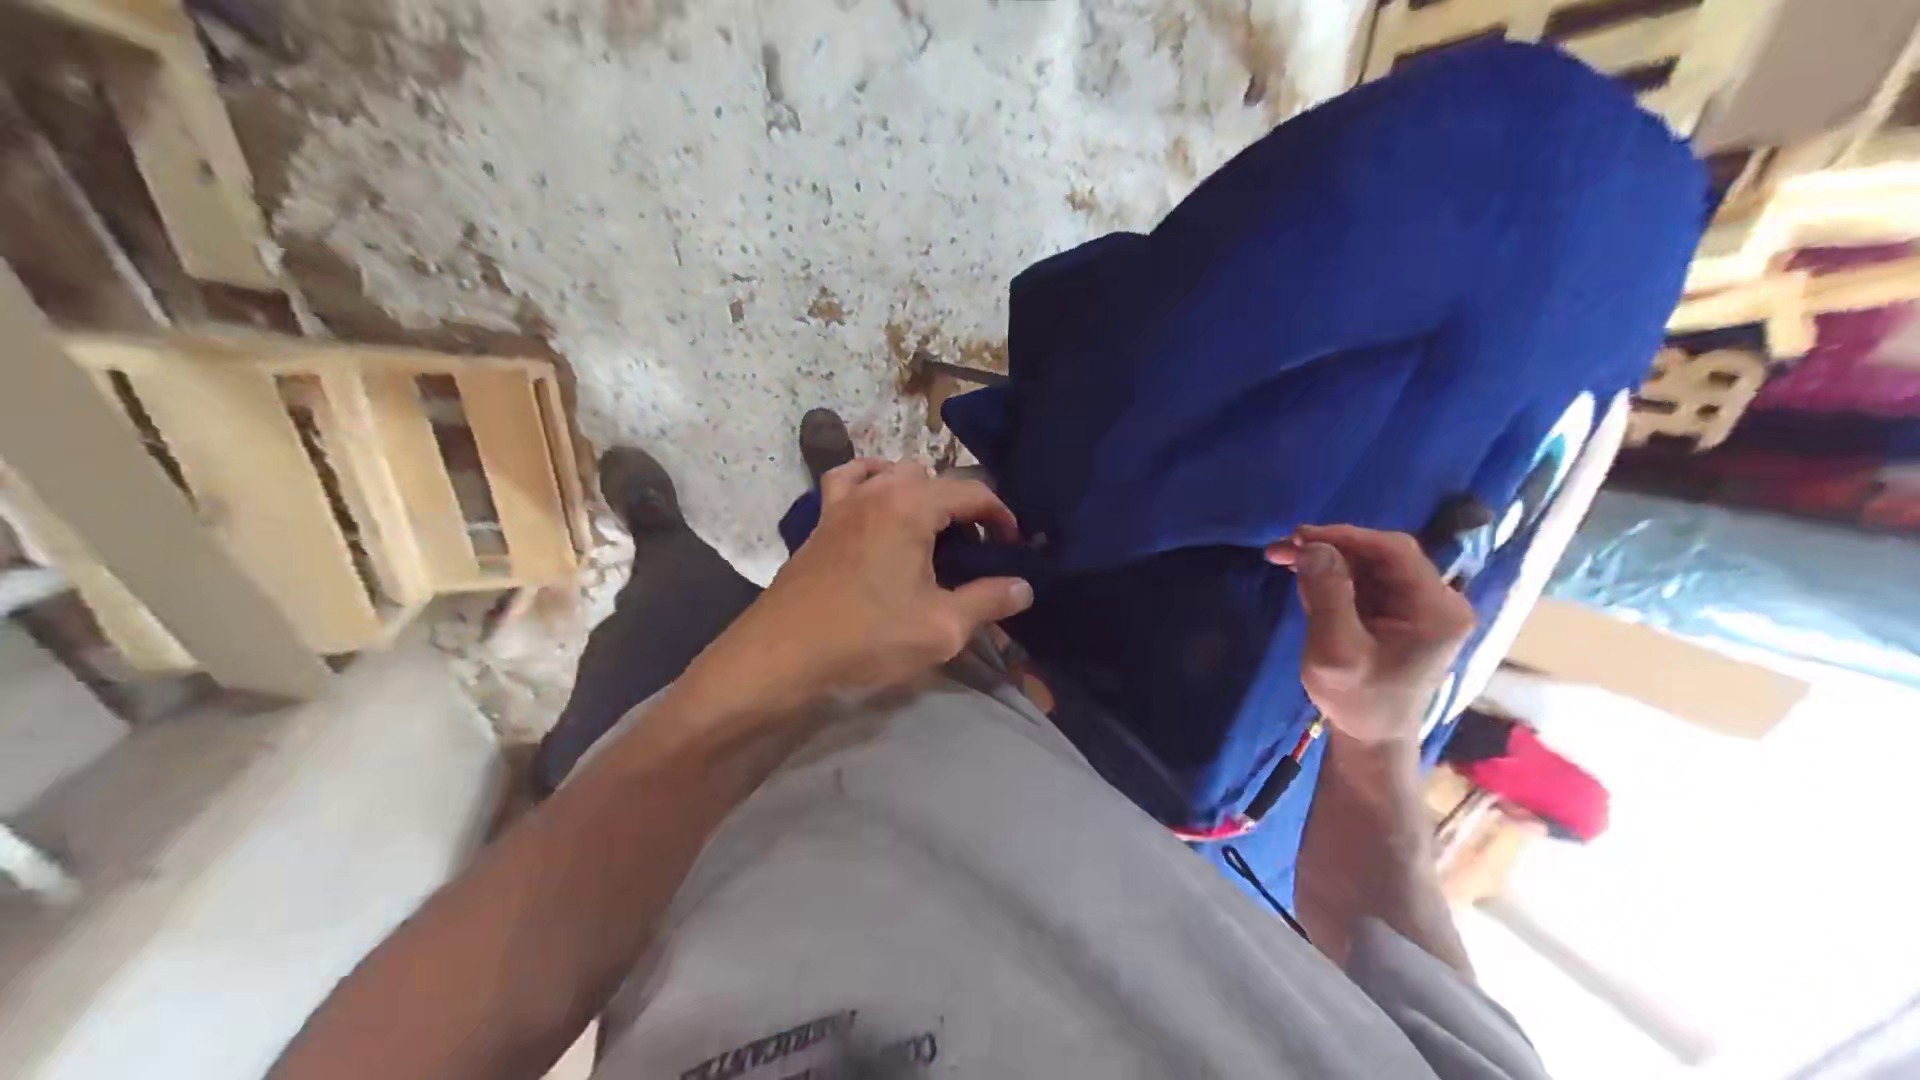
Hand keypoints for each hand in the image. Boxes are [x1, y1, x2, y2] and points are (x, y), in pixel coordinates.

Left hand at [678, 459, 1033, 717]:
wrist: (781, 657)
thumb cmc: (866, 639)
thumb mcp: (941, 627)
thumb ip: (988, 601)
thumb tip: (1024, 587)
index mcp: (910, 506)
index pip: (972, 492)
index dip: (1001, 517)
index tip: (1012, 549)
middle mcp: (876, 491)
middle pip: (934, 480)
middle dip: (962, 508)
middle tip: (972, 553)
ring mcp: (841, 503)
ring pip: (893, 474)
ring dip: (920, 495)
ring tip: (931, 534)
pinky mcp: (819, 522)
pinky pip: (849, 481)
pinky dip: (871, 482)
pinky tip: (878, 506)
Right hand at [1265, 525, 1474, 747]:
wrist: (1370, 739)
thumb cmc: (1357, 700)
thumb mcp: (1336, 651)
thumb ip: (1327, 596)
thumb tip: (1312, 547)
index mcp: (1437, 609)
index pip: (1395, 551)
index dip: (1347, 536)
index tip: (1299, 537)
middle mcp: (1434, 601)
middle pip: (1380, 555)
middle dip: (1330, 547)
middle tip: (1282, 547)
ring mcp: (1415, 607)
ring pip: (1367, 564)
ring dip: (1324, 558)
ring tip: (1281, 557)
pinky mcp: (1394, 614)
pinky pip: (1362, 581)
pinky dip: (1329, 574)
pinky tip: (1300, 576)